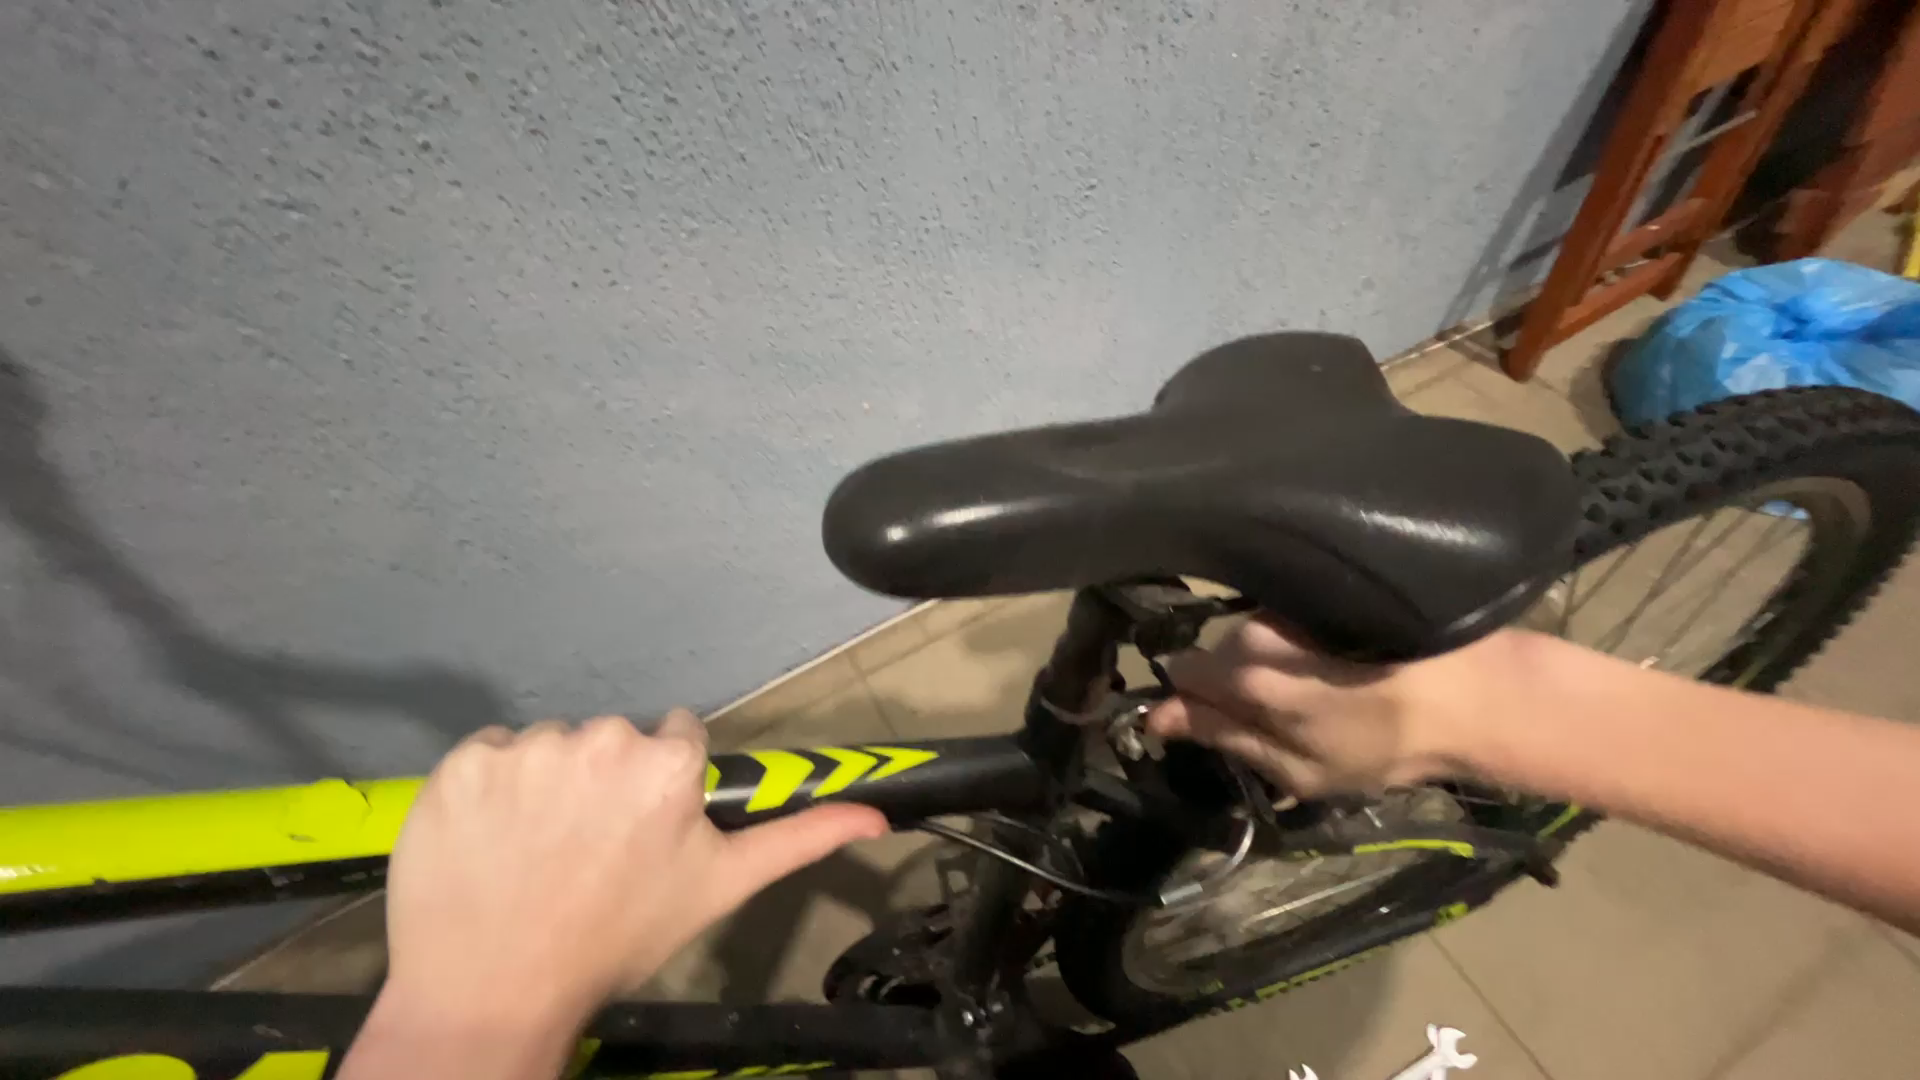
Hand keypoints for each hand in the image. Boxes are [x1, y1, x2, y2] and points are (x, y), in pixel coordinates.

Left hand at [381, 711, 888, 1024]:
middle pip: (617, 739)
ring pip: (557, 745)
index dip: (661, 785)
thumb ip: (803, 837)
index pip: (676, 737)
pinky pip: (494, 752)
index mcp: (670, 762)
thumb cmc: (621, 936)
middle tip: (590, 847)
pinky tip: (492, 835)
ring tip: (539, 847)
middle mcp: (605, 738)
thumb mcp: (723, 885)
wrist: (492, 993)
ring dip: (552, 782)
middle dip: (611, 780)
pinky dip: (495, 786)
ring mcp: (529, 747)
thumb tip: (881, 816)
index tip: (641, 828)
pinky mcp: (463, 759)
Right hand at [1145, 618, 1521, 795]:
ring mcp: (1284, 608)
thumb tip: (1157, 717)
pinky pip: (1278, 627)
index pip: (1180, 675)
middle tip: (1279, 721)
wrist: (1472, 694)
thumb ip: (1221, 735)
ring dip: (1266, 668)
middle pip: (1214, 658)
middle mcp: (1253, 629)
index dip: (1188, 702)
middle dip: (1233, 687)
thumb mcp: (1296, 766)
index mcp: (1242, 673)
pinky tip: (1333, 667)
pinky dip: (1292, 650)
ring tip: (1315, 694)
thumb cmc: (1382, 744)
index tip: (1210, 724)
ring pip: (1247, 642)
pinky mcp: (1313, 596)